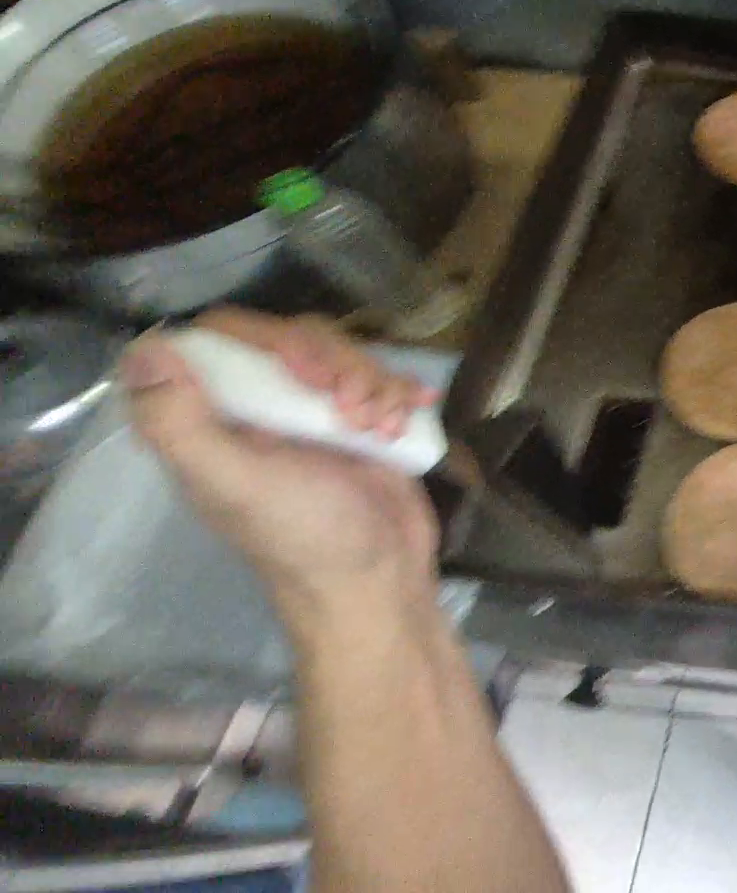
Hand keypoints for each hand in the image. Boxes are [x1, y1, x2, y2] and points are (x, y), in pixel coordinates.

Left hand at [118, 309, 441, 618]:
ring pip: (350, 356)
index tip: (305, 373)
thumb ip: (180, 423)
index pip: (229, 339)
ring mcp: (322, 416)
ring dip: (378, 383)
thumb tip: (149, 345)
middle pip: (300, 337)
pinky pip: (388, 381)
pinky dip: (405, 392)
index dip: (271, 339)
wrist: (380, 574)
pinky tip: (414, 412)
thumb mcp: (235, 483)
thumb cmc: (304, 535)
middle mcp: (267, 408)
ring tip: (383, 428)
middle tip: (353, 410)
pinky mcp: (370, 425)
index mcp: (218, 418)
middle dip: (340, 364)